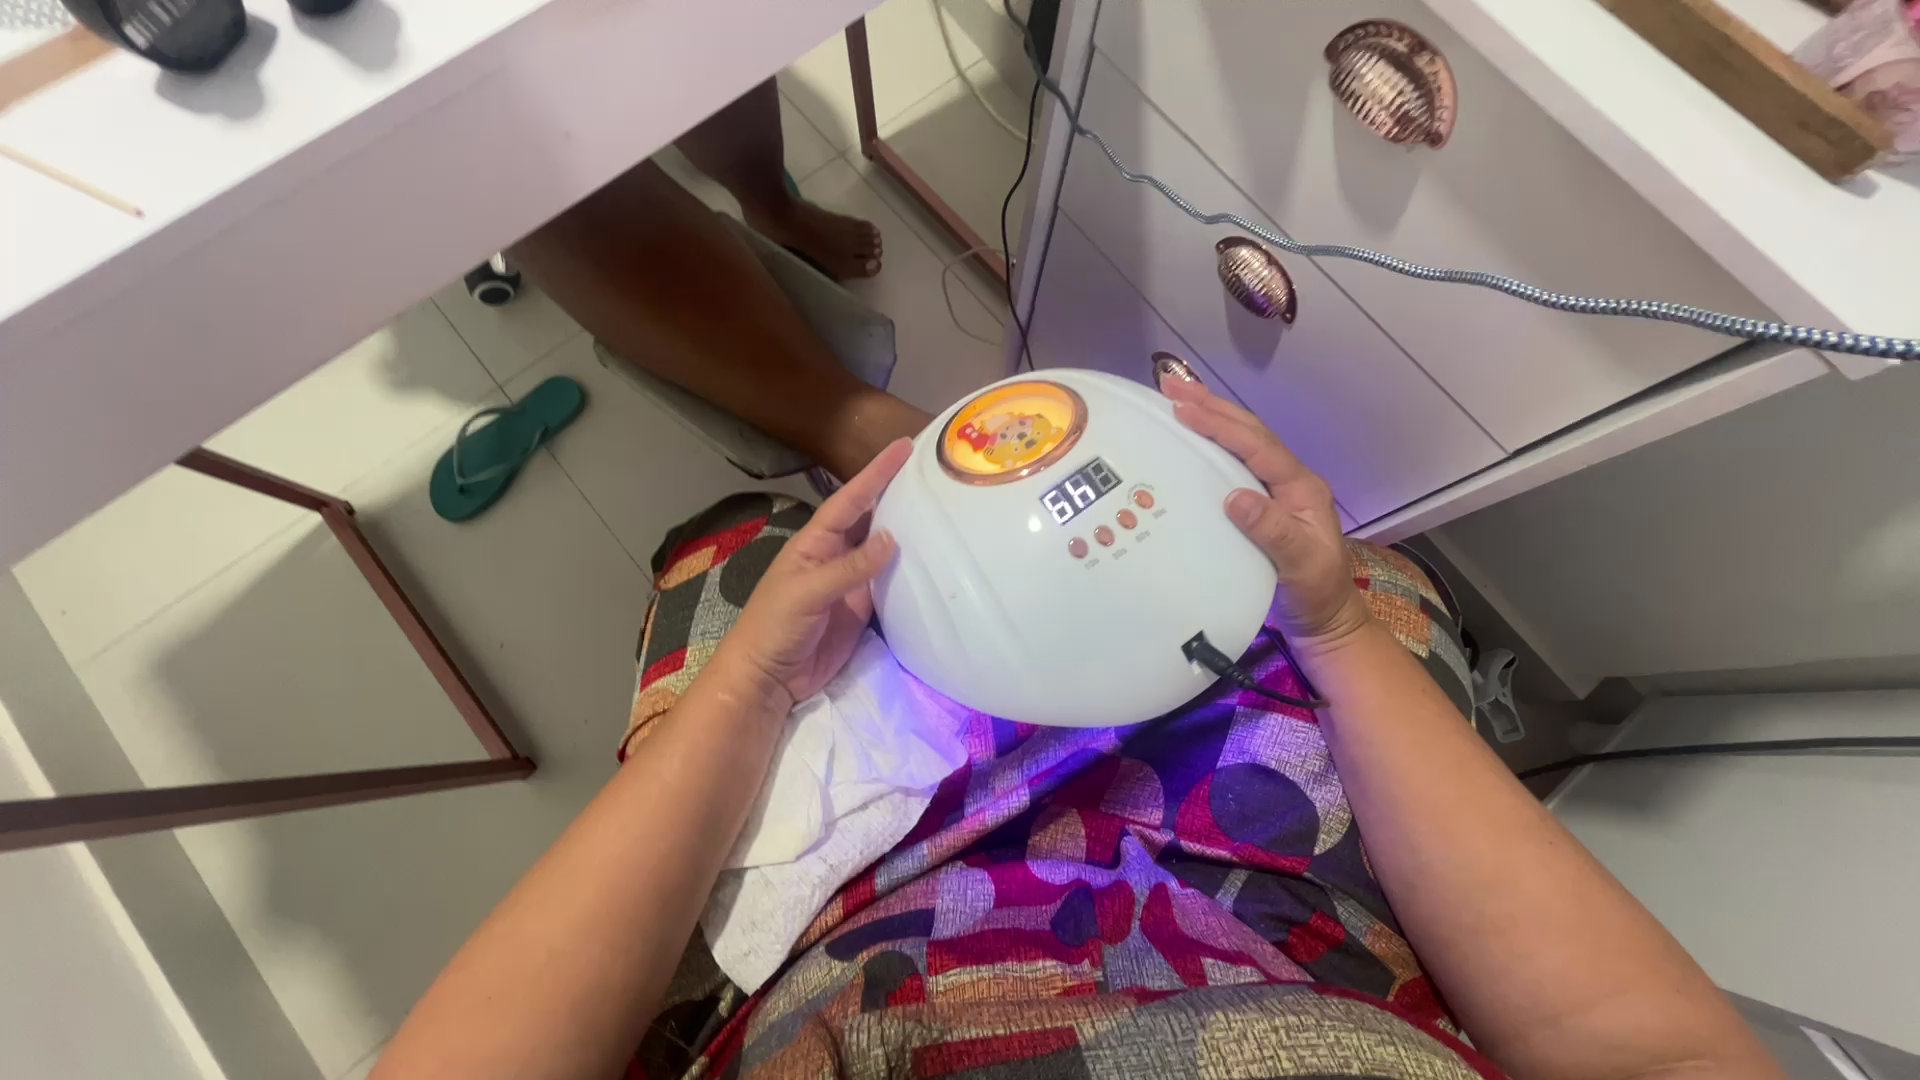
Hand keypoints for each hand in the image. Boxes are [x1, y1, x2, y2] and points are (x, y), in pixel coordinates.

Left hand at [711, 437, 910, 709]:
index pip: (851, 499)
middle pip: (872, 518)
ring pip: (885, 550)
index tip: (904, 447)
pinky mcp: (864, 610)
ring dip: (909, 532)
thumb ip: (849, 568)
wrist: (770, 677)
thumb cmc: (774, 626)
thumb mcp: (806, 592)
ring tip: (943, 509)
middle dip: (897, 494)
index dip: (876, 473)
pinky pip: (892, 584)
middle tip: (933, 472)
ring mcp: (852, 583)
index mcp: (816, 541)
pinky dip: (911, 572)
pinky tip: (934, 561)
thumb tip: (891, 538)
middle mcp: (837, 555)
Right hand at [1162, 378, 1368, 648]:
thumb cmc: (1316, 592)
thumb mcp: (1301, 564)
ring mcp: (1273, 491)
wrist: (1325, 619)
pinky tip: (1188, 439)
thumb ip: (1272, 530)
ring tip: (1175, 397)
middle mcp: (1287, 481)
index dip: (1220, 425)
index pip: (1257, 446)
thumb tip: (1235, 496)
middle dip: (1211, 405)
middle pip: (1248, 433)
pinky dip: (1208, 445)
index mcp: (1300, 487)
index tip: (1183, 408)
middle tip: (1170, 384)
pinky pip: (1231, 464)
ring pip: (1240, 444)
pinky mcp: (1258, 505)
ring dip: (1209, 418)